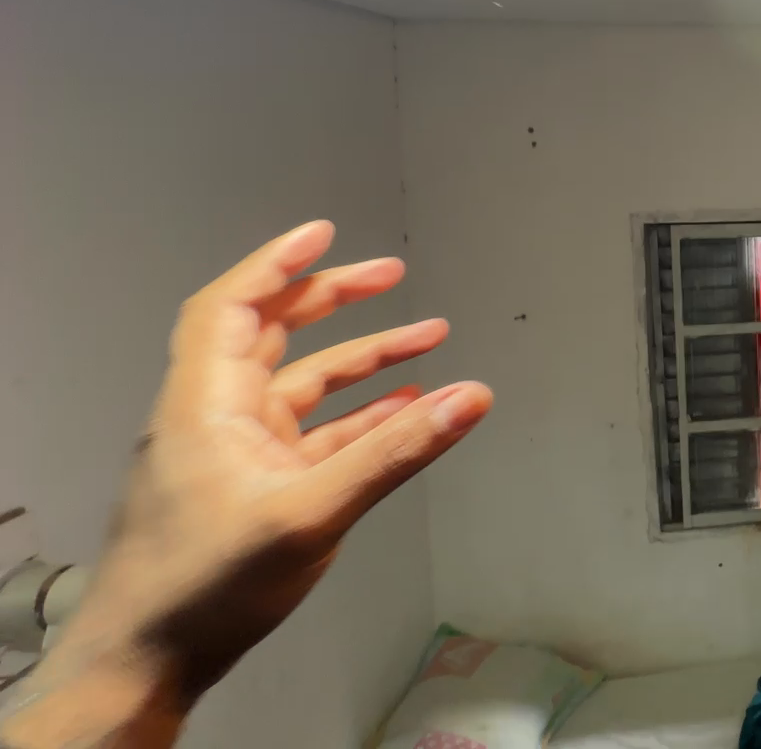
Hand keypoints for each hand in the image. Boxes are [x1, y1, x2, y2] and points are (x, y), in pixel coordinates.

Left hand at [0, 222, 490, 747]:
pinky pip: (323, 428)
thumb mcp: (311, 511)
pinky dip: (367, 410)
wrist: (146, 666)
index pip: (229, 310)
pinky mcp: (264, 481)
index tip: (324, 233)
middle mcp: (220, 417)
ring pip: (306, 381)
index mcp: (207, 406)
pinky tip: (413, 406)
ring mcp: (241, 451)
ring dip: (366, 356)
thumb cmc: (206, 583)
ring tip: (430, 335)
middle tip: (392, 273)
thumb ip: (398, 450)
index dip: (274, 265)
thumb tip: (476, 395)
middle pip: (271, 333)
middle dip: (333, 297)